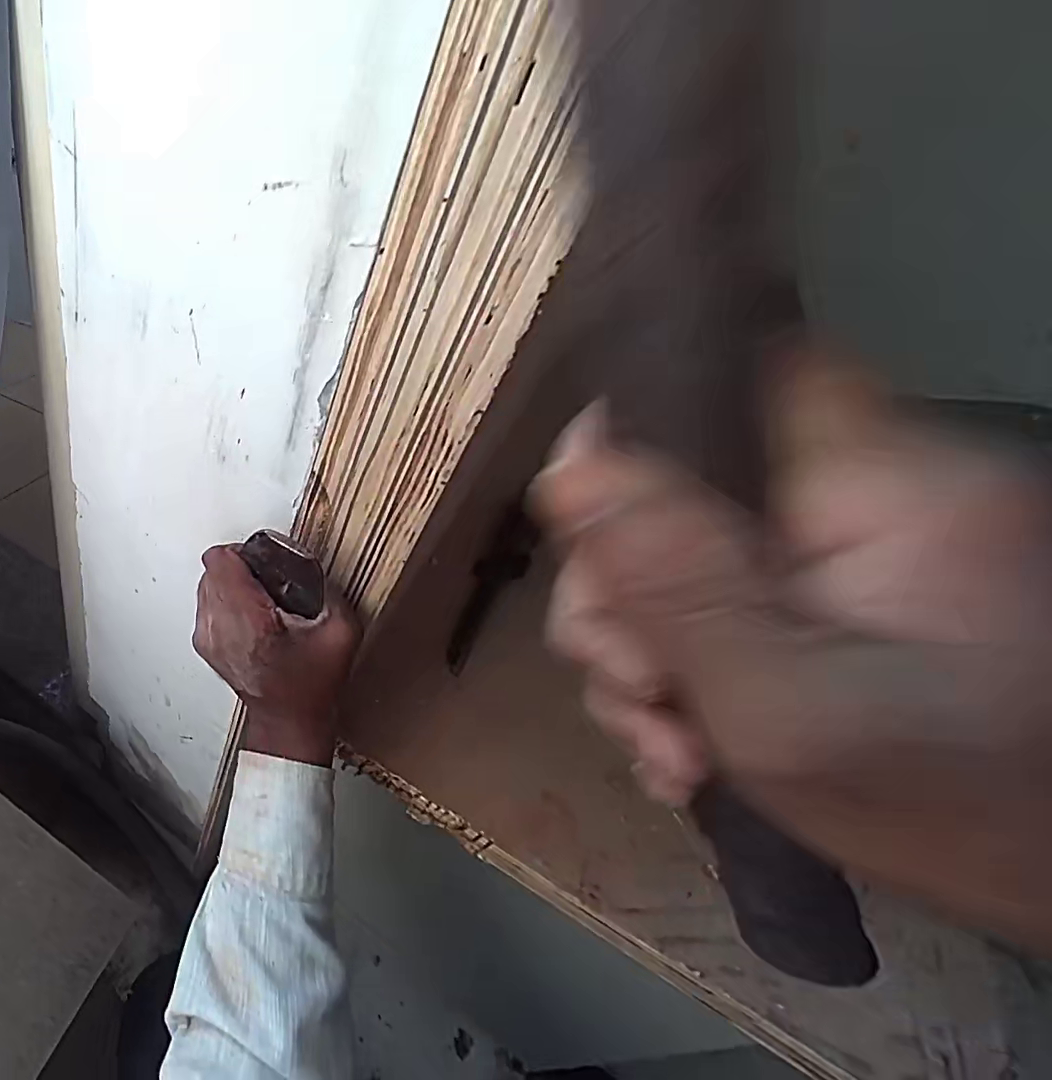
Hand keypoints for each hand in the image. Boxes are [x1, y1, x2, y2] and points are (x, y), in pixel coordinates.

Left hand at [193, 542, 358, 764]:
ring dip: (229, 584)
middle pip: (211, 570)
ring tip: (259, 600)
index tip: (263, 563)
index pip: (220, 562)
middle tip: (267, 581)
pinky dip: (224, 602)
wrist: (288, 720)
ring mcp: (207, 636)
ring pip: (206, 585)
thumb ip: (328, 590)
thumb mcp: (341, 632)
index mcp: (249, 621)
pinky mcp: (203, 643)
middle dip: (238, 568)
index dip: (242, 554)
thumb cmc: (311, 685)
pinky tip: (249, 616)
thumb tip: (310, 562)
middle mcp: (219, 627)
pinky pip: (205, 604)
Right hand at [530, 344, 1051, 949]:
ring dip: (623, 656)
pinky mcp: (791, 609)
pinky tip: (676, 749)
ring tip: (665, 745)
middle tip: (635, 683)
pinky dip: (652, 682)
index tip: (578, 520)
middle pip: (657, 498)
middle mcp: (843, 509)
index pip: (740, 381)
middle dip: (611, 597)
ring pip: (647, 569)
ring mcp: (812, 564)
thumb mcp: (778, 701)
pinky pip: (675, 614)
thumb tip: (568, 467)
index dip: (633, 420)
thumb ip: (669, 576)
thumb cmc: (951, 808)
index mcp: (878, 494)